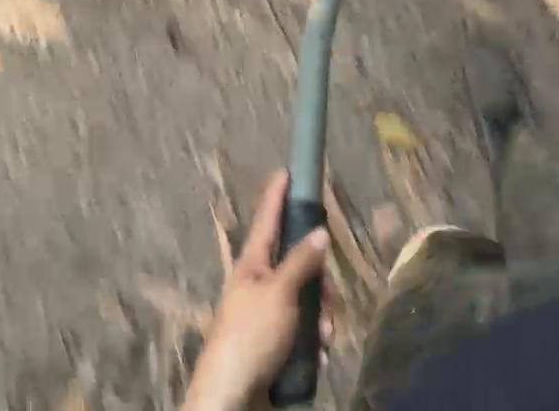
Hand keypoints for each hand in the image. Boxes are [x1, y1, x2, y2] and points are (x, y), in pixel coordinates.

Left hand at [183, 171, 329, 410]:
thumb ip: (302, 261)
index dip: (277, 195)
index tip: (285, 171)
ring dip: (322, 317)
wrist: (230, 401)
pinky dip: (316, 339)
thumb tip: (320, 233)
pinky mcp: (275, 342)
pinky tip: (320, 354)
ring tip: (324, 337)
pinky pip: (306, 329)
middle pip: (299, 263)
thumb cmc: (249, 338)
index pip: (268, 220)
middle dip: (320, 281)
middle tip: (327, 297)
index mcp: (253, 265)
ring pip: (308, 298)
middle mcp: (260, 284)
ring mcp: (267, 314)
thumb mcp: (279, 293)